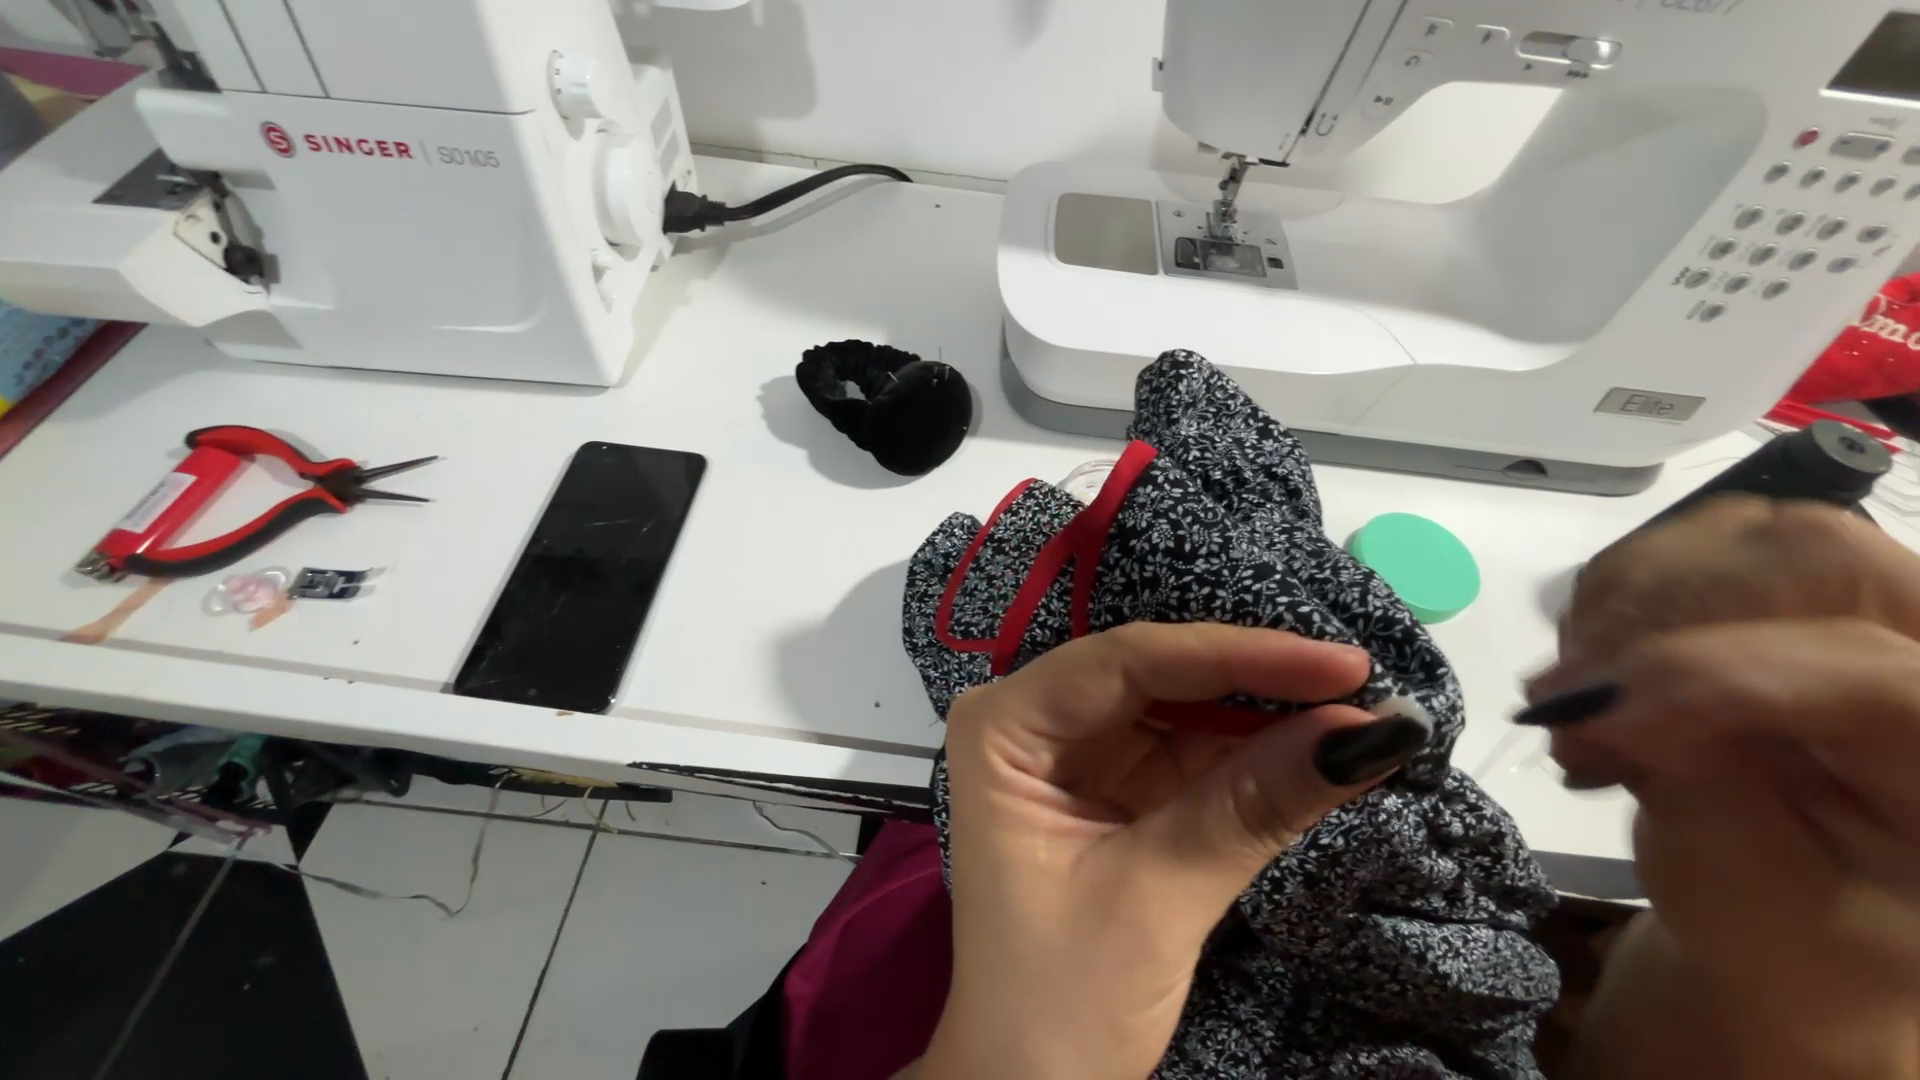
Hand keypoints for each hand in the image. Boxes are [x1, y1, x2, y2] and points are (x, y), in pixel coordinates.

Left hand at [911, 623, 1430, 1079]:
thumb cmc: (1061, 1000)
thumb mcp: (1156, 898)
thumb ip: (1252, 805)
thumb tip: (1369, 732)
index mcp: (1004, 727)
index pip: (1125, 661)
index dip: (1236, 654)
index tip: (1340, 665)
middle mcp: (1031, 719)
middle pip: (1154, 673)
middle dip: (1255, 678)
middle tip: (1363, 684)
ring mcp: (1073, 749)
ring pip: (1178, 703)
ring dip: (1262, 710)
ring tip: (1357, 711)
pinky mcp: (1112, 783)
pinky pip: (1187, 746)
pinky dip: (1249, 749)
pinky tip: (1312, 741)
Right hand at [1524, 499, 1919, 1040]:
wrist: (1797, 928)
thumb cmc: (1793, 937)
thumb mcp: (1751, 892)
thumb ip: (1696, 789)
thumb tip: (1600, 703)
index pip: (1868, 670)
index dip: (1712, 676)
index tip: (1582, 720)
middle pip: (1804, 555)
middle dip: (1651, 618)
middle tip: (1568, 708)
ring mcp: (1864, 615)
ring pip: (1721, 538)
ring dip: (1613, 617)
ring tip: (1576, 712)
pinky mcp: (1780, 603)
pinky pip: (1671, 557)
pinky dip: (1602, 613)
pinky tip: (1591, 686)